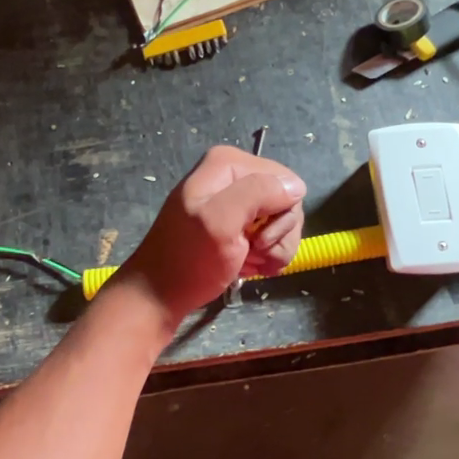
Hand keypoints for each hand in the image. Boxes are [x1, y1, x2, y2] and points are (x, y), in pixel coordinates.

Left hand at [113, 145, 306, 322]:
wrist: (162, 294)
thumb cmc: (188, 259)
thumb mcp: (220, 221)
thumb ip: (257, 193)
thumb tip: (296, 186)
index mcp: (227, 163)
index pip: (285, 180)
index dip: (280, 212)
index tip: (257, 237)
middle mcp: (233, 176)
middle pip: (286, 201)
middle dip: (277, 234)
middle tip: (253, 253)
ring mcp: (235, 202)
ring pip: (282, 222)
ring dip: (272, 249)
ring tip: (249, 262)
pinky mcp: (238, 225)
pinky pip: (271, 236)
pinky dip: (265, 256)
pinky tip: (247, 266)